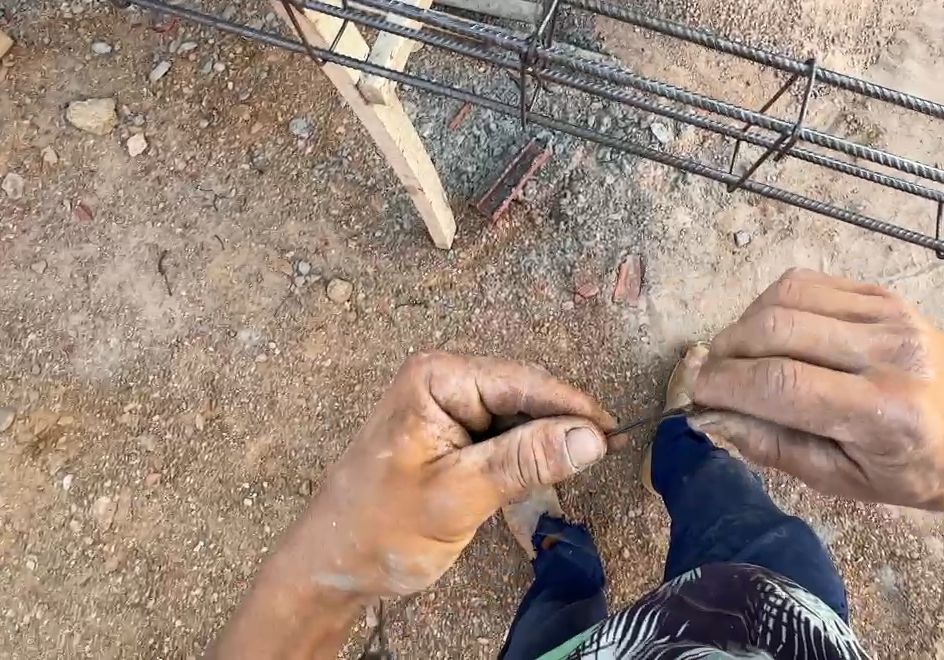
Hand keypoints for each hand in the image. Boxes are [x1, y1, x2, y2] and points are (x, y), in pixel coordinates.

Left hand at [273, 352, 615, 597]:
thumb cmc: (383, 528)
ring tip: (585, 462)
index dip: (572, 405)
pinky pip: (501, 432)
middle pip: (522, 393)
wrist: (329, 565)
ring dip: (545, 439)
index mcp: (438, 377)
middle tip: (606, 453)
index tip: (614, 432)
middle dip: (561, 422)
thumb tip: (592, 437)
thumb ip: (525, 461)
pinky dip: (525, 452)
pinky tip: (548, 468)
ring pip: (516, 414)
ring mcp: (446, 403)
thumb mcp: (459, 494)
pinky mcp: (451, 429)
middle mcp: (444, 378)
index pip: (521, 381)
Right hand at [689, 269, 943, 515]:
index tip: (698, 396)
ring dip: (744, 325)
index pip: (781, 384)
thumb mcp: (849, 484)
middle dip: (726, 353)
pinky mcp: (882, 293)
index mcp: (885, 413)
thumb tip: (713, 420)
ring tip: (736, 355)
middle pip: (776, 330)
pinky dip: (771, 303)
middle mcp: (888, 352)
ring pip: (785, 297)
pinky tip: (768, 330)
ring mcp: (887, 314)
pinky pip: (807, 281)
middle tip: (710, 377)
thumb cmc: (922, 473)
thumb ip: (776, 448)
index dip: (726, 386)